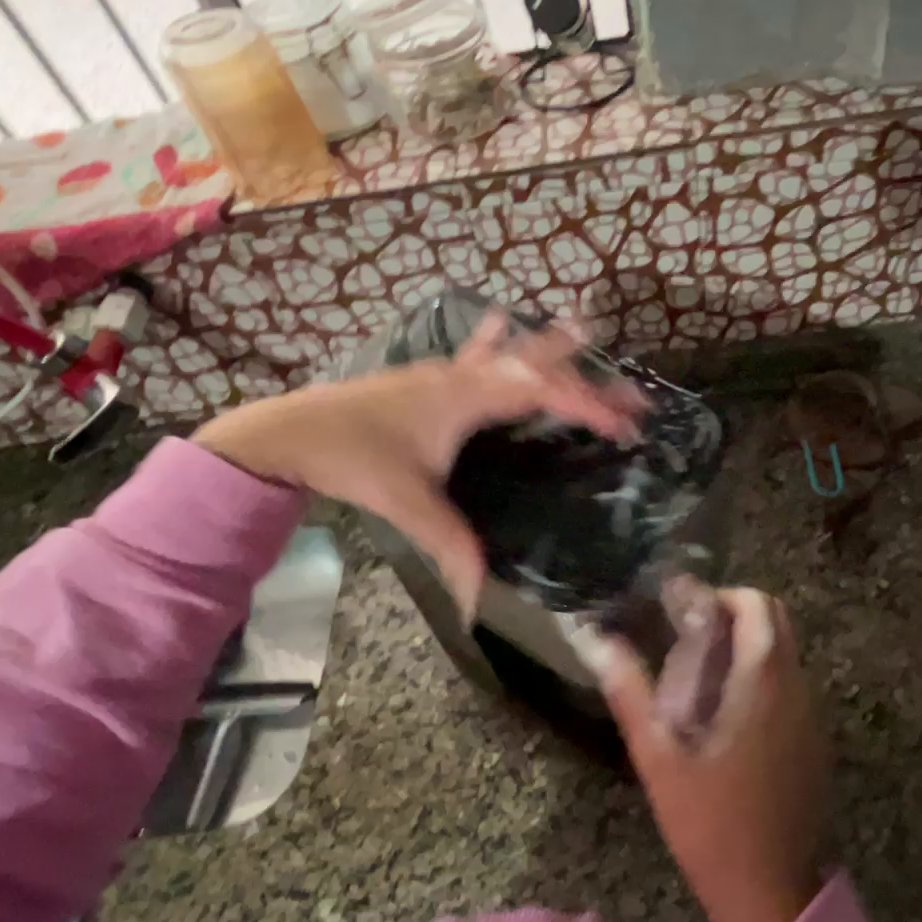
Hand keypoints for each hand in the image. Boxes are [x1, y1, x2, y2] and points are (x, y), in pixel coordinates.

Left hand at [191, 312, 643, 616]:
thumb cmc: (351, 459)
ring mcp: (442, 373)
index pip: (543, 393)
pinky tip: (498, 320)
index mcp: (467, 398)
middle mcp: (463, 376)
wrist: (290, 432)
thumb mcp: (407, 504)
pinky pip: (474, 355)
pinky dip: (497, 342)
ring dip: (549, 347)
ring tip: (583, 325)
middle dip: (587, 376)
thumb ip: (449, 546)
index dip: (589, 406)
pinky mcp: (426, 381)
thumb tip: (480, 601)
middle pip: (537, 366)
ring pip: (509, 352)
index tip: (626, 426)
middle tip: (631, 386)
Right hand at [584, 589, 828, 921]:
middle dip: (735, 613)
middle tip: (689, 633)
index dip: (720, 595)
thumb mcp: (658, 757)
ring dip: (749, 643)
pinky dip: (763, 673)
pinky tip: (727, 709)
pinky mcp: (815, 739)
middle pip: (776, 620)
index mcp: (763, 680)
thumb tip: (595, 640)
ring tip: (701, 667)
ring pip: (786, 651)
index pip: (756, 604)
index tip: (681, 609)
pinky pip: (791, 683)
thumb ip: (629, 692)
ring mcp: (812, 714)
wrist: (770, 890)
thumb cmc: (709, 821)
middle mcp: (796, 686)